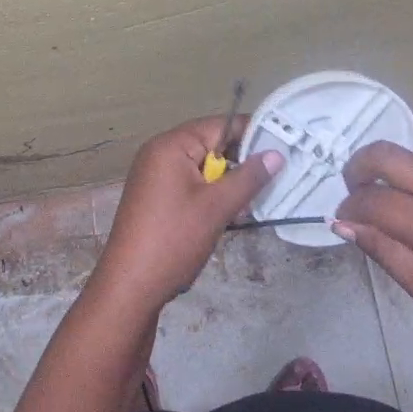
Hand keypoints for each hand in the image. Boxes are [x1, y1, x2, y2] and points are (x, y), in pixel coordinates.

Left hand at [93, 115, 282, 309]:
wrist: (129, 287)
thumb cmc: (174, 240)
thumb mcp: (217, 207)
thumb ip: (249, 178)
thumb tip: (276, 154)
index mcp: (171, 145)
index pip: (219, 125)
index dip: (251, 133)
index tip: (283, 144)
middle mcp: (159, 153)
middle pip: (210, 144)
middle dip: (240, 160)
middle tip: (274, 175)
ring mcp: (154, 176)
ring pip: (202, 167)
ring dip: (227, 182)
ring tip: (255, 199)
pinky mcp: (154, 197)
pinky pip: (189, 184)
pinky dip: (210, 194)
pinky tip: (230, 213)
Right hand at [333, 142, 412, 348]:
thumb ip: (380, 249)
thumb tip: (343, 222)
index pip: (374, 201)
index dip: (350, 207)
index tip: (343, 217)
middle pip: (385, 155)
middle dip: (358, 168)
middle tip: (354, 188)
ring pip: (409, 159)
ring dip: (395, 178)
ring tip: (405, 210)